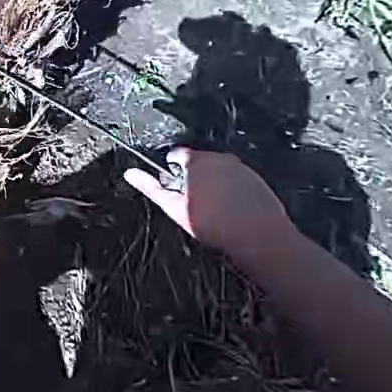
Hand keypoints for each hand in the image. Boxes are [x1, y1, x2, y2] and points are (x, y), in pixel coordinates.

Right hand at [123, 147, 293, 258]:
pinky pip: (238, 179)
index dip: (172, 169)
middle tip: (193, 199)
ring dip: (214, 182)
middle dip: (194, 175)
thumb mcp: (174, 207)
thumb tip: (131, 173)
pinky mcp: (258, 180)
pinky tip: (232, 210)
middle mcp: (219, 158)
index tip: (175, 185)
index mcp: (196, 161)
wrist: (260, 238)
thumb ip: (151, 187)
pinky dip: (232, 189)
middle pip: (199, 161)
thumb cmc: (213, 223)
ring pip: (219, 170)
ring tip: (214, 208)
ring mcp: (241, 168)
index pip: (177, 154)